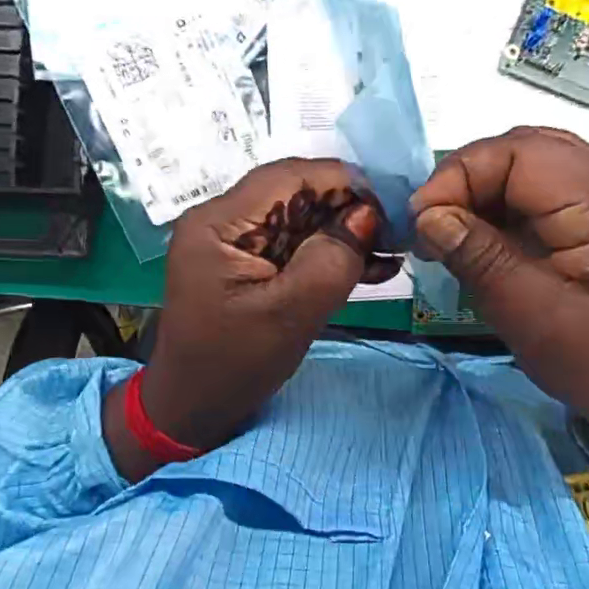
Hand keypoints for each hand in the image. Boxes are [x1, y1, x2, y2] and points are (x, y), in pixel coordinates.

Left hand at [104, 159, 387, 480]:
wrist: (191, 411)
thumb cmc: (231, 366)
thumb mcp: (289, 315)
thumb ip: (331, 261)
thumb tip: (366, 216)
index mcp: (218, 224)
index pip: (289, 177)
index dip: (345, 183)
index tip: (392, 206)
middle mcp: (222, 222)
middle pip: (295, 195)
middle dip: (349, 210)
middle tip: (397, 235)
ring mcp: (234, 244)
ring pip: (300, 221)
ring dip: (345, 235)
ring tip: (391, 255)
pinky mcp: (247, 266)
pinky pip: (293, 248)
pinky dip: (328, 256)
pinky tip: (370, 269)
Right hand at [410, 127, 588, 469]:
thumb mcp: (540, 322)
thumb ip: (484, 262)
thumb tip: (427, 217)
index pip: (524, 153)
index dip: (460, 175)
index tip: (419, 222)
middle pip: (528, 150)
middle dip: (466, 181)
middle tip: (427, 230)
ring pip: (531, 168)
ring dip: (479, 196)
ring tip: (446, 237)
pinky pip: (542, 196)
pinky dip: (499, 212)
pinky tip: (478, 244)